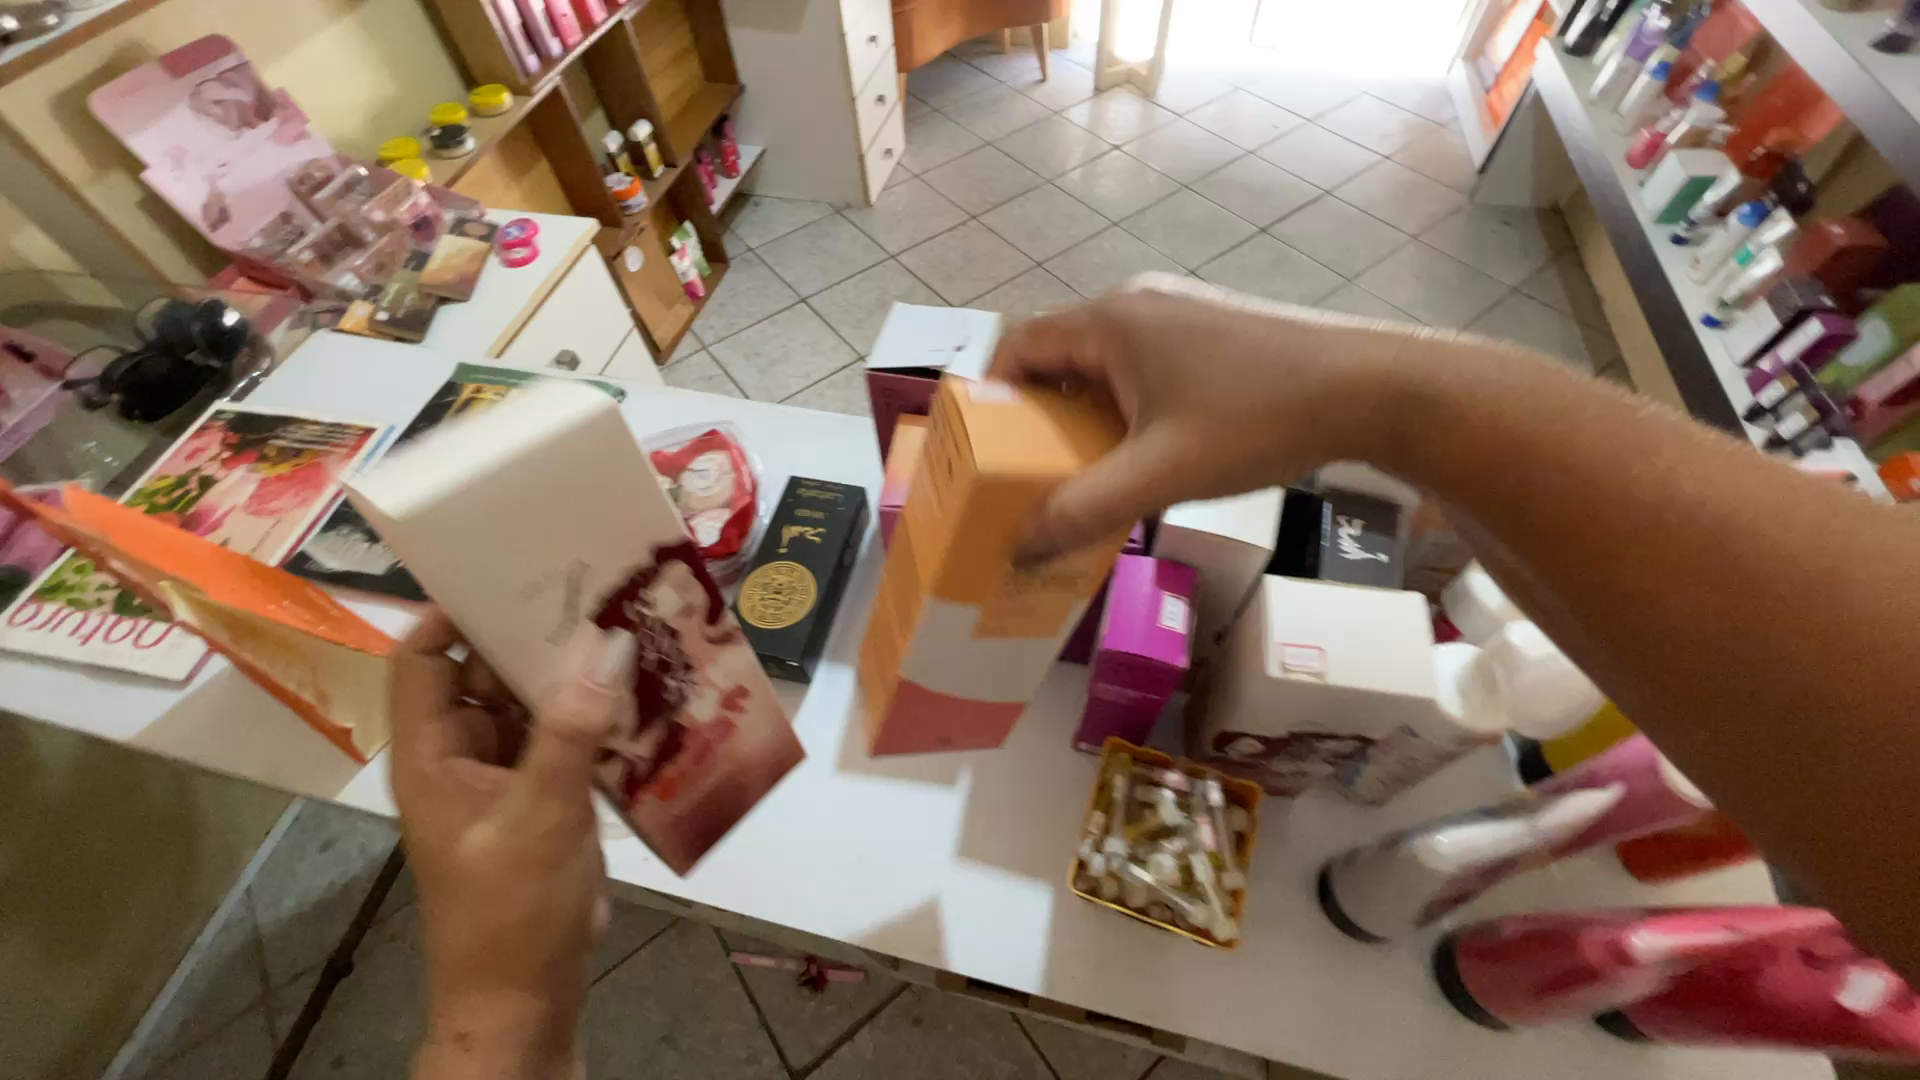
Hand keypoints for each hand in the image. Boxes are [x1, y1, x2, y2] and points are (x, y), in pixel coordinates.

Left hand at [390, 612, 632, 1079]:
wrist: (529, 987)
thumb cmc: (510, 906)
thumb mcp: (538, 815)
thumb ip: (570, 732)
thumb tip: (603, 648)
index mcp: (434, 754)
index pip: (424, 663)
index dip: (451, 614)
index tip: (507, 572)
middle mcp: (466, 753)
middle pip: (487, 674)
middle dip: (532, 634)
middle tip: (590, 589)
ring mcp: (510, 773)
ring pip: (535, 702)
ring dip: (573, 672)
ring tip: (625, 625)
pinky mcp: (549, 791)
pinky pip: (569, 733)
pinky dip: (598, 710)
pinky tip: (642, 686)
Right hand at [989, 274, 1440, 562]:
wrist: (1371, 389)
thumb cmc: (1255, 420)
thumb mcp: (1160, 473)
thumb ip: (1083, 509)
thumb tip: (1018, 547)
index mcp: (1110, 321)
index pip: (1020, 345)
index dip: (992, 393)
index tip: (982, 445)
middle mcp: (1136, 303)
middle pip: (1059, 354)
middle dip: (1036, 412)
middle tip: (1028, 468)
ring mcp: (1177, 312)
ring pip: (1102, 362)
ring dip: (1082, 411)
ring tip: (1081, 466)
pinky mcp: (1208, 331)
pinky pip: (1139, 365)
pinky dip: (1121, 404)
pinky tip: (1141, 446)